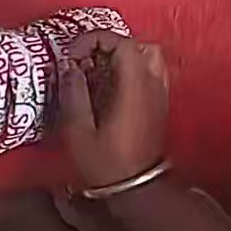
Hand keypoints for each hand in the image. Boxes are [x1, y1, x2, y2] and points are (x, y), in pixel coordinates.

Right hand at [57, 31, 169, 189]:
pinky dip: (133, 67)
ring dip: (123, 55)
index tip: (73, 57)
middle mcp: (153, 84)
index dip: (95, 40)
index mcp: (134, 87)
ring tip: (98, 70)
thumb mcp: (79, 132)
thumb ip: (74, 94)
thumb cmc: (105, 164)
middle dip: (108, 45)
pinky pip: (152, 70)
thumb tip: (70, 67)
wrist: (136, 190)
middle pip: (137, 45)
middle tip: (85, 61)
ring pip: (147, 55)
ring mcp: (161, 92)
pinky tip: (113, 84)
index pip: (123, 43)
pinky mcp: (161, 102)